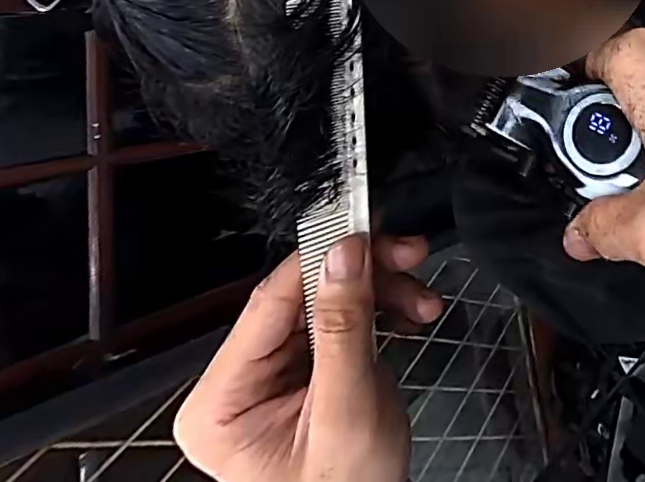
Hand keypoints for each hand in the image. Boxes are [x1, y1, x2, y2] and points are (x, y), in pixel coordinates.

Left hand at [175, 233, 442, 481]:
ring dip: (383, 289)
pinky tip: (410, 312)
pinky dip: (383, 307)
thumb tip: (344, 252)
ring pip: (331, 295)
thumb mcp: (346, 415)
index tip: (365, 229)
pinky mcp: (311, 363)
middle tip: (407, 254)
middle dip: (366, 274)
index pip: (272, 300)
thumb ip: (344, 329)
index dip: (322, 257)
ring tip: (420, 298)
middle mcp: (244, 377)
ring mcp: (278, 369)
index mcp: (224, 398)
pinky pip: (345, 314)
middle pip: (307, 292)